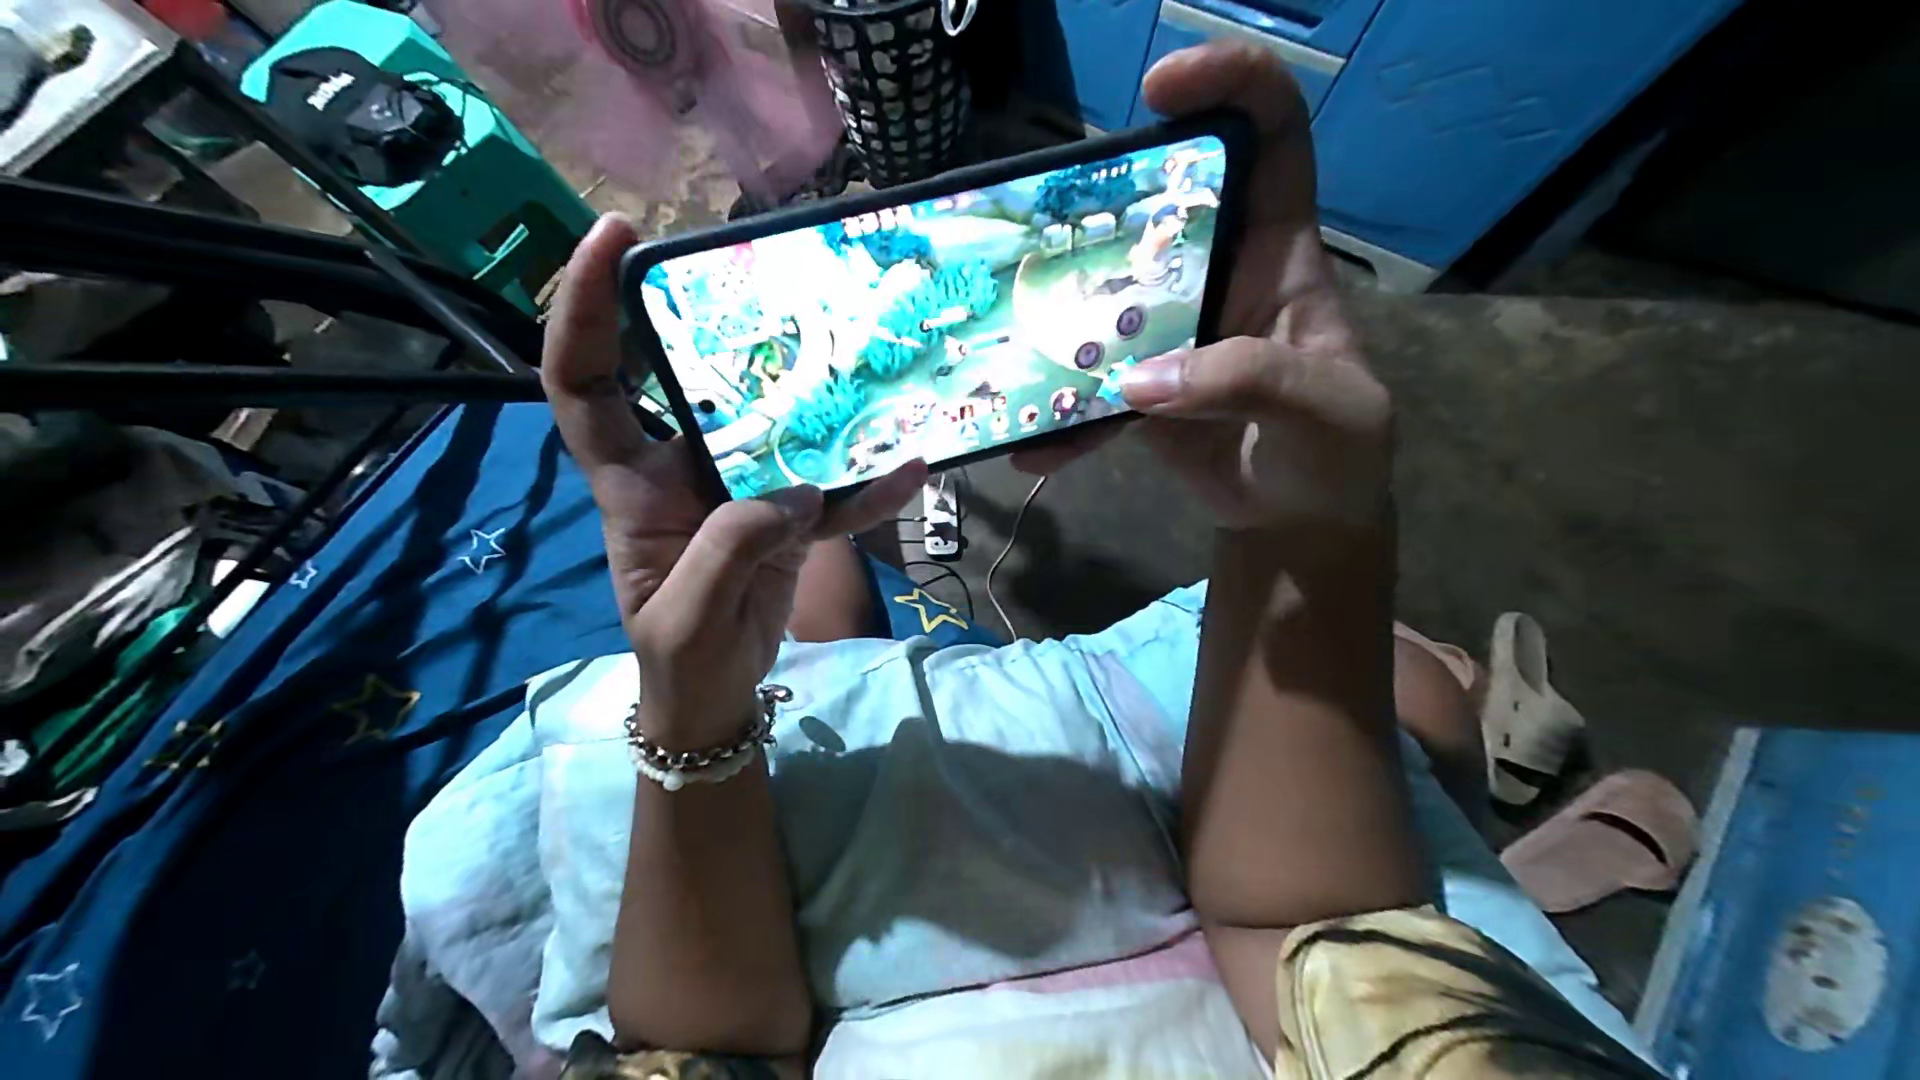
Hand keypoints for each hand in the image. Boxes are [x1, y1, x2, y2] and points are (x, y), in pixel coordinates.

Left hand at [543, 214, 925, 742]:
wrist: (719, 696)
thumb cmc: (682, 660)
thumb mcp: (685, 617)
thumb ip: (727, 551)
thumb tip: (793, 492)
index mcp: (633, 486)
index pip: (587, 384)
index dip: (586, 311)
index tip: (613, 241)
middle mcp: (686, 471)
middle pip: (698, 383)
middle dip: (727, 329)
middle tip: (775, 282)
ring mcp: (744, 492)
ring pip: (779, 429)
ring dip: (818, 402)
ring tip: (864, 360)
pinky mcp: (790, 520)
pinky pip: (833, 496)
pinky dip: (868, 489)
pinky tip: (909, 472)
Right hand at [1011, 43, 1389, 532]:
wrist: (1292, 516)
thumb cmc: (1331, 454)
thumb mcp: (1322, 411)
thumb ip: (1249, 381)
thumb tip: (1137, 381)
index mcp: (1277, 258)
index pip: (1270, 140)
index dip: (1228, 89)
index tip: (1160, 86)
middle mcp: (1214, 281)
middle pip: (1156, 212)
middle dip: (1100, 204)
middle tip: (1040, 222)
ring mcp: (1168, 336)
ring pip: (1103, 301)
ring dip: (1055, 318)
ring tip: (1009, 337)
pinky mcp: (1137, 390)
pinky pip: (1088, 392)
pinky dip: (1061, 422)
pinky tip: (1032, 450)